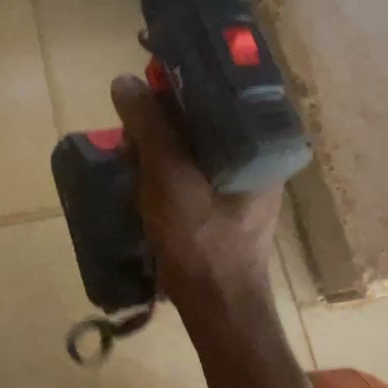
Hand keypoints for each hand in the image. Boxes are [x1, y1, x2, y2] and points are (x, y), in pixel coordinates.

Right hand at [110, 75, 281, 319]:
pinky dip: (166, 166)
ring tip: (132, 158)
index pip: (224, 86)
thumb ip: (150, 126)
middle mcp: (260, 155)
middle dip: (162, 118)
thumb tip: (125, 80)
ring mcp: (244, 181)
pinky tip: (143, 180)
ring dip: (159, 144)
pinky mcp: (226, 202)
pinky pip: (193, 166)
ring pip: (195, 141)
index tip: (149, 76)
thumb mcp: (169, 177)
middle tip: (133, 134)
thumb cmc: (201, 241)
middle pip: (205, 113)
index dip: (184, 77)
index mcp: (263, 142)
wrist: (218, 312)